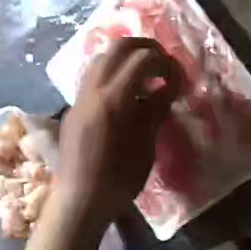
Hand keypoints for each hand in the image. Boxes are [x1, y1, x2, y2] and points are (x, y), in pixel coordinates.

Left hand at [54, 34, 184, 234]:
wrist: (79, 201)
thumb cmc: (118, 180)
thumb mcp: (145, 144)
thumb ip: (155, 109)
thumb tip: (167, 86)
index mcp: (112, 99)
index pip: (143, 59)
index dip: (166, 63)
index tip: (178, 78)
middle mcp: (91, 92)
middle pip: (117, 48)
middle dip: (144, 48)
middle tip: (163, 63)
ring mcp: (78, 100)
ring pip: (100, 61)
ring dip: (124, 60)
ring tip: (145, 79)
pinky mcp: (72, 111)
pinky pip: (91, 80)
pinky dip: (110, 76)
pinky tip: (125, 97)